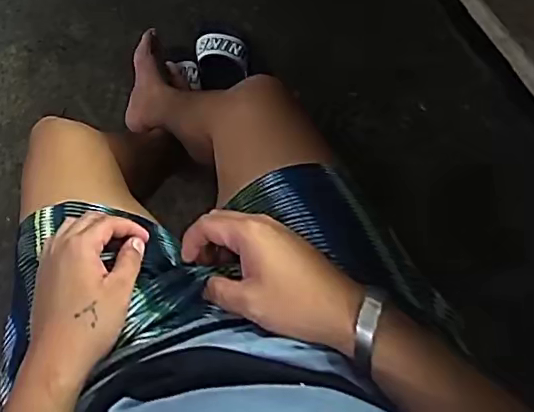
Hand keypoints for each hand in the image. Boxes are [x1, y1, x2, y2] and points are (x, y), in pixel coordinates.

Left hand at [17, 212, 147, 400]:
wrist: (56, 352)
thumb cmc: (90, 325)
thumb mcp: (119, 293)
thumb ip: (129, 262)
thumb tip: (136, 241)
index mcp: (79, 243)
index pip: (106, 223)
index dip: (129, 226)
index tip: (146, 237)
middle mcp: (60, 241)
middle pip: (88, 219)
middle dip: (111, 224)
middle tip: (132, 238)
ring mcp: (48, 253)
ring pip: (72, 226)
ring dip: (92, 227)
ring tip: (111, 242)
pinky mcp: (42, 266)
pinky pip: (61, 239)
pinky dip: (76, 237)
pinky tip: (86, 254)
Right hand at [181, 211, 362, 352]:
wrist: (348, 313)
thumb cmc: (295, 305)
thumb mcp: (250, 303)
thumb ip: (218, 290)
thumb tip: (204, 284)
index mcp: (247, 230)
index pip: (205, 224)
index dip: (190, 241)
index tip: (185, 263)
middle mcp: (259, 220)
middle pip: (218, 219)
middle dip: (203, 240)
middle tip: (199, 265)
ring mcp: (276, 227)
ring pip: (235, 225)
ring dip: (221, 243)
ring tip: (219, 269)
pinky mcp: (288, 239)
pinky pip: (252, 232)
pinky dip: (238, 245)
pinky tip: (243, 268)